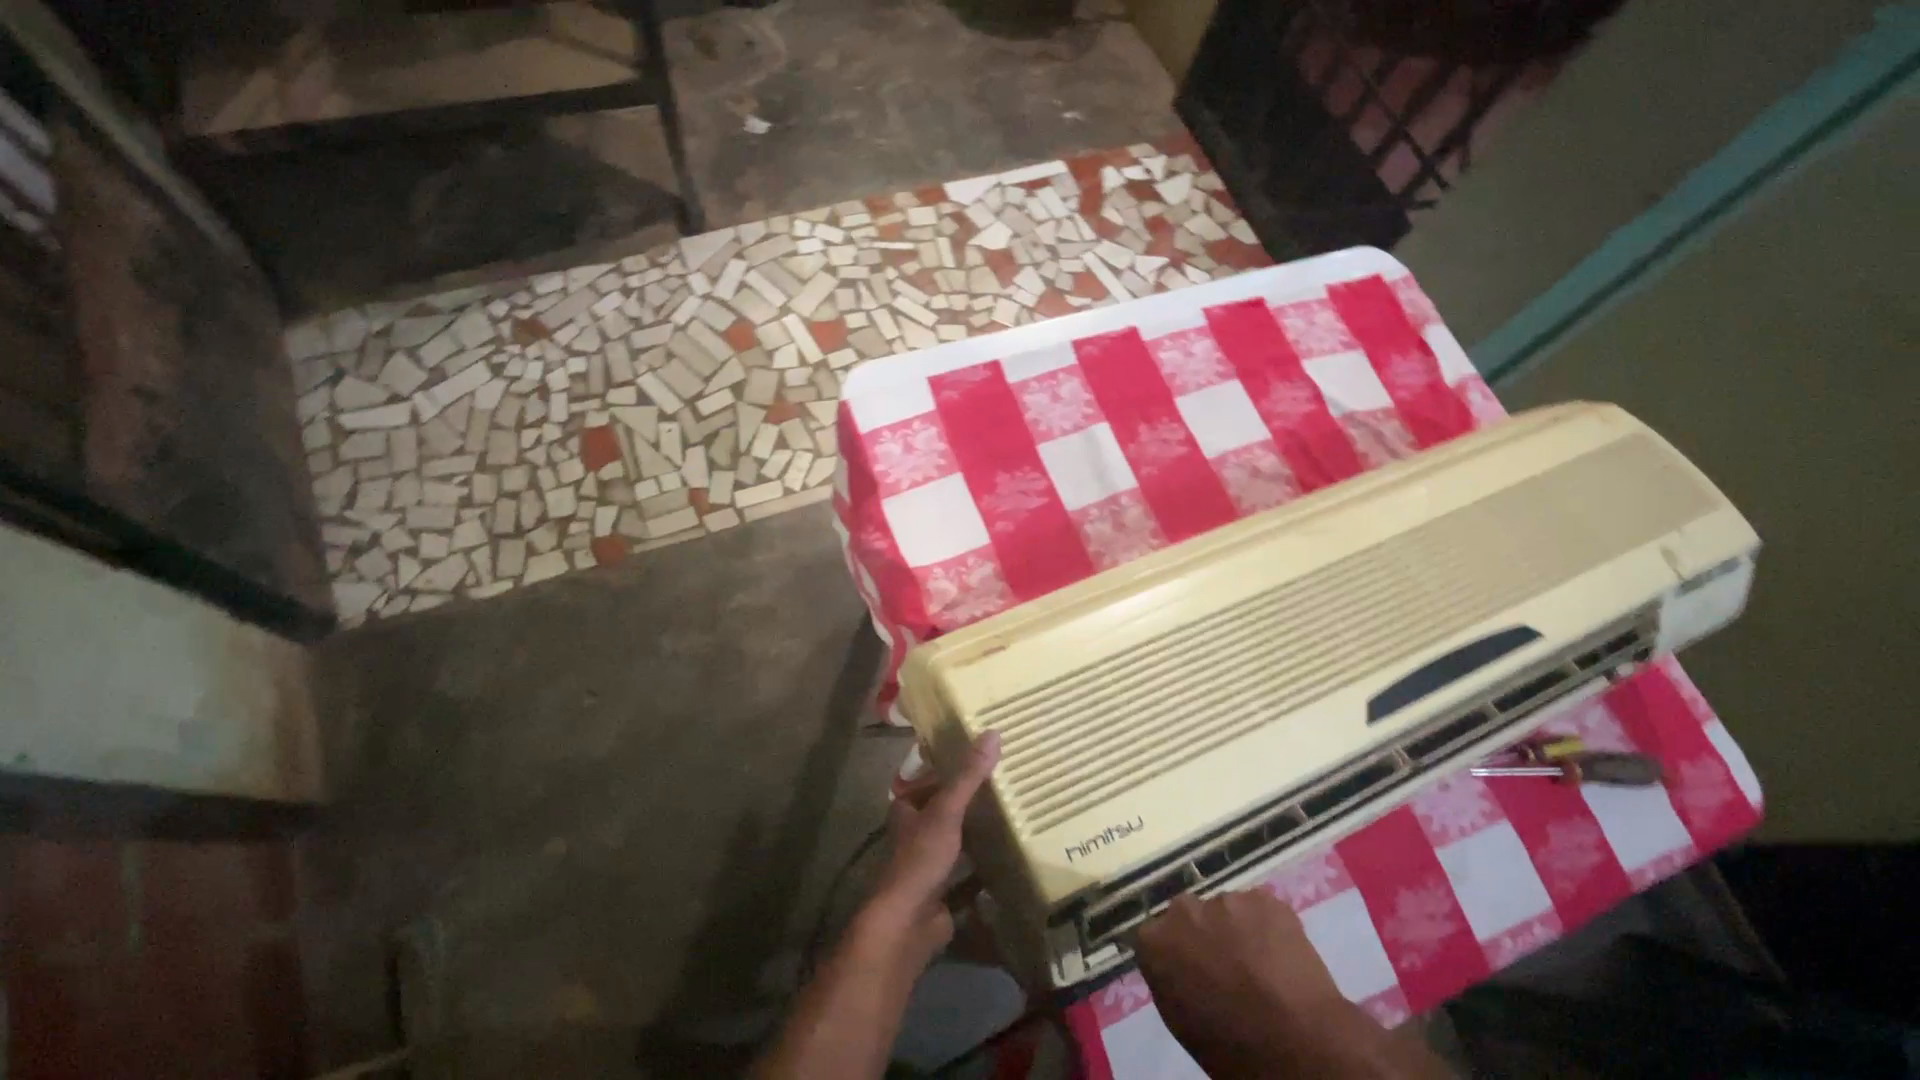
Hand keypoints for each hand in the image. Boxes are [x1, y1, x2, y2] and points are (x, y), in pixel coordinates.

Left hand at [860, 731, 1001, 966]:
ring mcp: (928, 863)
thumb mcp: (946, 811)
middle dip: (973, 800)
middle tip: (1010, 784)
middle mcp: (914, 832)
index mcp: (907, 808)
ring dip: (980, 832)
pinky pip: (969, 871)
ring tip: (1016, 815)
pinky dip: (986, 865)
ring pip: (958, 839)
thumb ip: (969, 776)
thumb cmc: (920, 858)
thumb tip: (993, 733)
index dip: (956, 767)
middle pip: (947, 809)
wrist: (908, 922)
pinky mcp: (943, 889)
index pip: (933, 778)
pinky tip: (1011, 856)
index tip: (989, 756)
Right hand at [1137, 891, 1452, 1077]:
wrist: (1292, 1041)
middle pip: (1189, 915)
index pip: (1156, 937)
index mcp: (1152, 941)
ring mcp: (1225, 900)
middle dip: (1203, 933)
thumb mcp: (1178, 1018)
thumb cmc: (1228, 1045)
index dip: (1177, 954)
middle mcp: (1182, 910)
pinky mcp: (1265, 899)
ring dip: (1238, 929)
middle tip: (1226, 965)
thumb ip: (1170, 977)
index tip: (1193, 972)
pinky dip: (1269, 927)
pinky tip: (1282, 956)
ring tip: (1260, 963)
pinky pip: (1262, 909)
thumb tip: (1182, 967)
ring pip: (1228, 910)